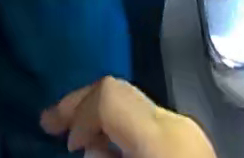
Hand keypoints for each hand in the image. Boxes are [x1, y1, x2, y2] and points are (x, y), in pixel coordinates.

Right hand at [40, 77, 215, 157]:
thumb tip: (91, 149)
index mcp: (162, 134)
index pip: (110, 95)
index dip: (77, 110)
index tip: (61, 141)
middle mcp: (177, 122)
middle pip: (123, 93)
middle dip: (84, 105)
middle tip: (50, 122)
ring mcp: (190, 133)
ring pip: (136, 109)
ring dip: (102, 119)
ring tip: (75, 138)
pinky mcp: (192, 146)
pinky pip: (150, 126)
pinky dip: (123, 132)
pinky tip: (109, 150)